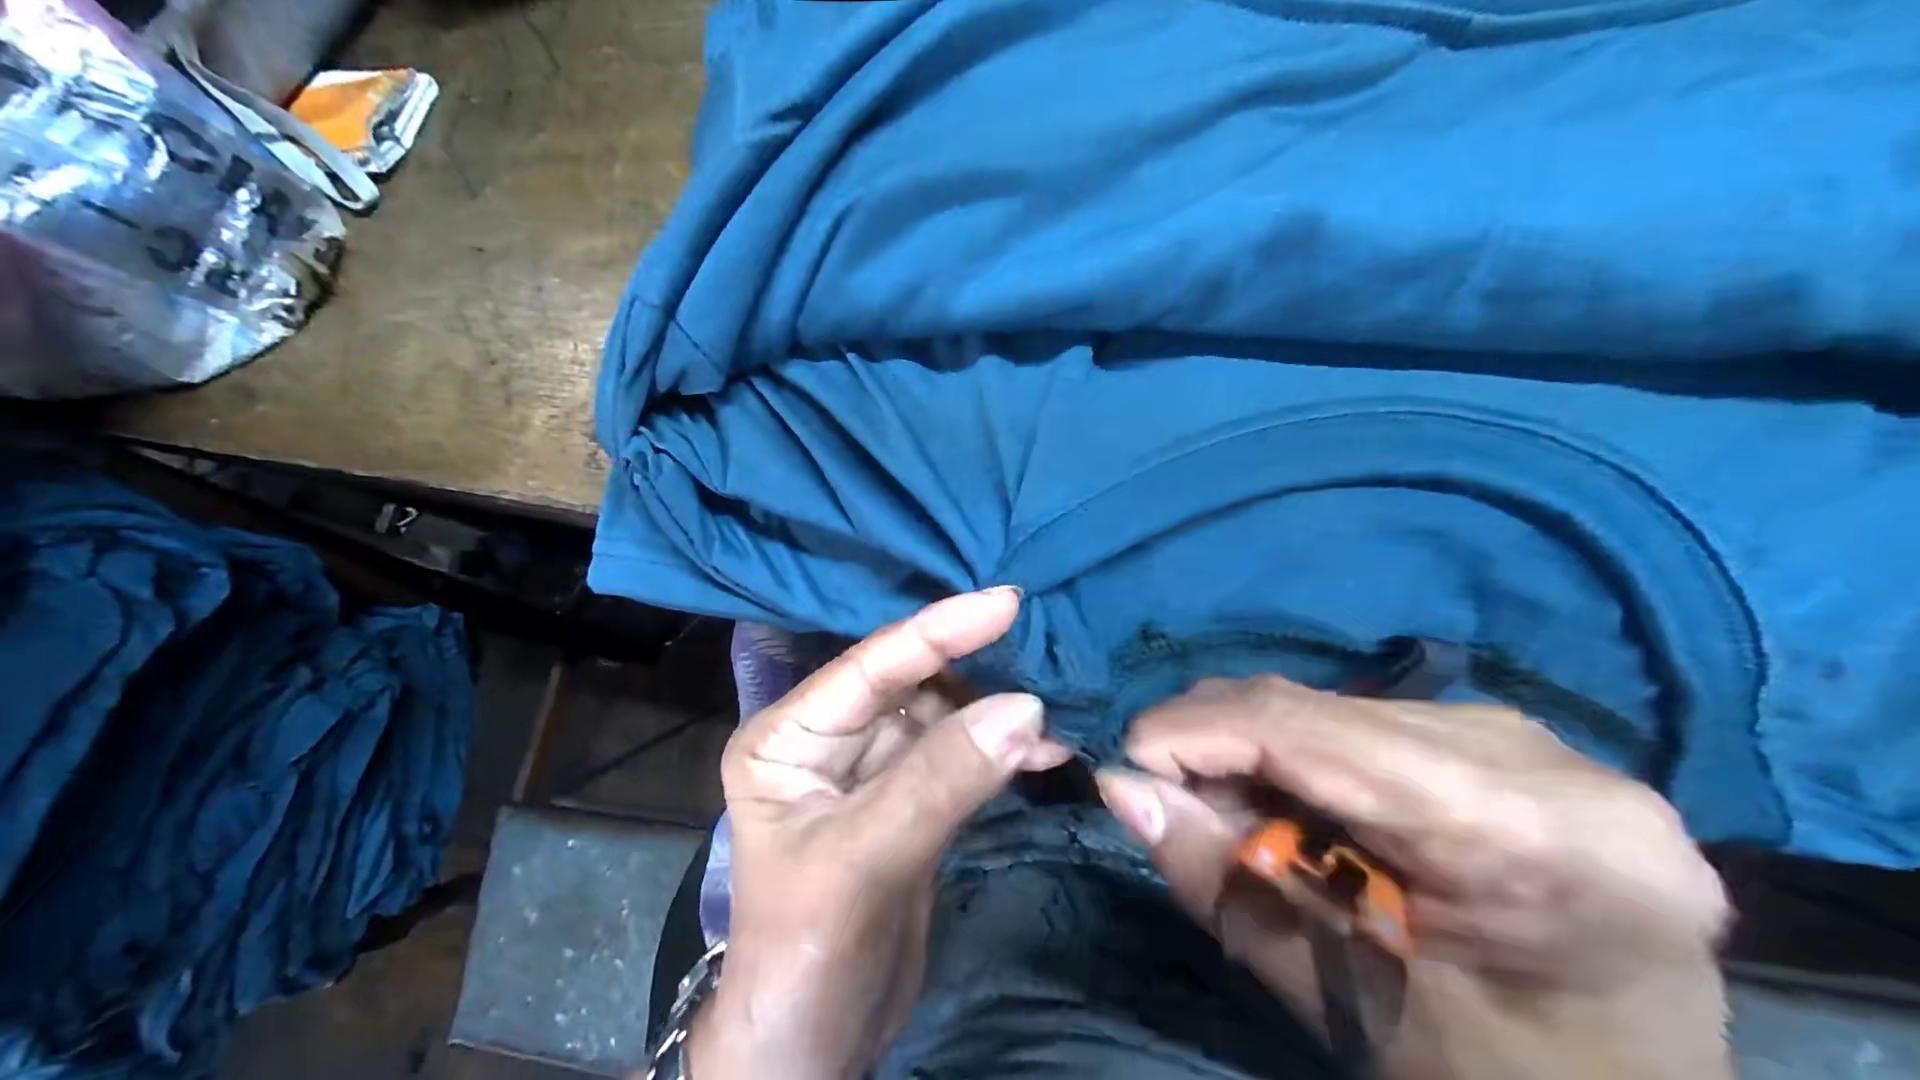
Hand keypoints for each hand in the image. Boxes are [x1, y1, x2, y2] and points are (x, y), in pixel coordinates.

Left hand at [688, 588, 1070, 1079]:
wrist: (813, 1045)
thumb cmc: (806, 949)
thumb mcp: (864, 859)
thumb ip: (939, 780)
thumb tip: (1023, 706)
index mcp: (787, 736)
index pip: (870, 666)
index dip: (938, 630)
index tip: (1006, 601)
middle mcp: (829, 739)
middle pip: (912, 683)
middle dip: (976, 668)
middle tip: (1043, 651)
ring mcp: (872, 769)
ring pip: (943, 718)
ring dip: (997, 713)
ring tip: (1056, 708)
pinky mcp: (909, 801)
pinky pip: (961, 758)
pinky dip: (1001, 752)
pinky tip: (1046, 751)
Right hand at [1095, 676, 1731, 1079]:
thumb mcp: (1348, 998)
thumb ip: (1227, 883)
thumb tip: (1120, 786)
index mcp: (1528, 831)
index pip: (1314, 728)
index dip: (1197, 733)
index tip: (1124, 768)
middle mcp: (1533, 753)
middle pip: (1319, 710)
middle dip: (1220, 752)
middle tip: (1180, 817)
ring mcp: (1523, 735)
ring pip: (1330, 709)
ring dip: (1258, 758)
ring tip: (1251, 833)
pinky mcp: (1500, 737)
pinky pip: (1361, 723)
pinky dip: (1304, 762)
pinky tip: (1311, 820)